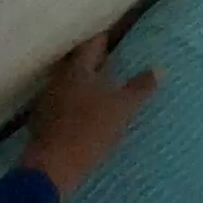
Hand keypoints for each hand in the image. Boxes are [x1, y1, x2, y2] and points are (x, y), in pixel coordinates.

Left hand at [18, 35, 159, 199]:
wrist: (53, 167)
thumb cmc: (90, 129)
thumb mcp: (123, 108)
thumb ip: (140, 87)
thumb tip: (160, 68)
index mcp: (78, 69)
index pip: (91, 45)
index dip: (104, 38)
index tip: (115, 36)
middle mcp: (59, 79)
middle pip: (77, 62)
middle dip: (93, 60)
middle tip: (112, 58)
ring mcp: (48, 100)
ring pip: (68, 82)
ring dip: (83, 81)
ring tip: (101, 84)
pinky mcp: (43, 122)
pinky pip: (61, 101)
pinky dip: (74, 100)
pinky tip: (84, 109)